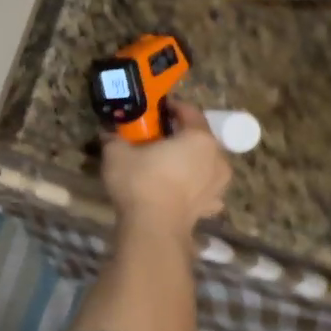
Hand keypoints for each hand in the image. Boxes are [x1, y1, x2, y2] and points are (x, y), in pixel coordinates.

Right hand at [100, 99, 230, 239]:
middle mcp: (217, 158)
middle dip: (180, 136)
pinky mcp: (214, 203)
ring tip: (167, 164)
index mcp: (198, 139)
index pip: (190, 113)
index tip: (158, 106)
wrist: (154, 223)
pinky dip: (193, 184)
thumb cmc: (139, 179)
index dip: (173, 107)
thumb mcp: (116, 152)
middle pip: (200, 139)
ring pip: (205, 163)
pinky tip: (178, 188)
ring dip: (190, 161)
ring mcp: (220, 183)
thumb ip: (115, 138)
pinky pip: (205, 186)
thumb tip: (110, 133)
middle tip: (156, 138)